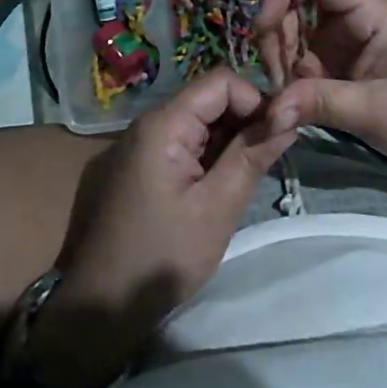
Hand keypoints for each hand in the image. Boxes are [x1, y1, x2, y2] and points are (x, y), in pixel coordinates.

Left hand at [33, 70, 297, 387]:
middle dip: (244, 121)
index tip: (279, 134)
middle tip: (269, 157)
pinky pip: (178, 146)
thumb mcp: (218, 207)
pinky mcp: (134, 168)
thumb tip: (288, 118)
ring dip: (226, 141)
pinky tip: (217, 187)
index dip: (255, 100)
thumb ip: (252, 155)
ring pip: (195, 124)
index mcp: (163, 124)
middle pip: (206, 100)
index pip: (220, 82)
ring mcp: (137, 147)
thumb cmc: (162, 255)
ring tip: (247, 174)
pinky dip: (205, 157)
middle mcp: (146, 124)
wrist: (98, 305)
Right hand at [254, 0, 386, 202]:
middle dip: (275, 31)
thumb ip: (320, 104)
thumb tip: (270, 110)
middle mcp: (350, 20)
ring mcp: (339, 44)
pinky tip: (283, 102)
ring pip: (291, 33)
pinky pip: (297, 62)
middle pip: (296, 2)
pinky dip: (285, 78)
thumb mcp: (377, 111)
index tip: (263, 23)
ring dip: (277, 57)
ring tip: (280, 95)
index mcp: (370, 12)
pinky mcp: (332, 69)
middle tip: (273, 74)